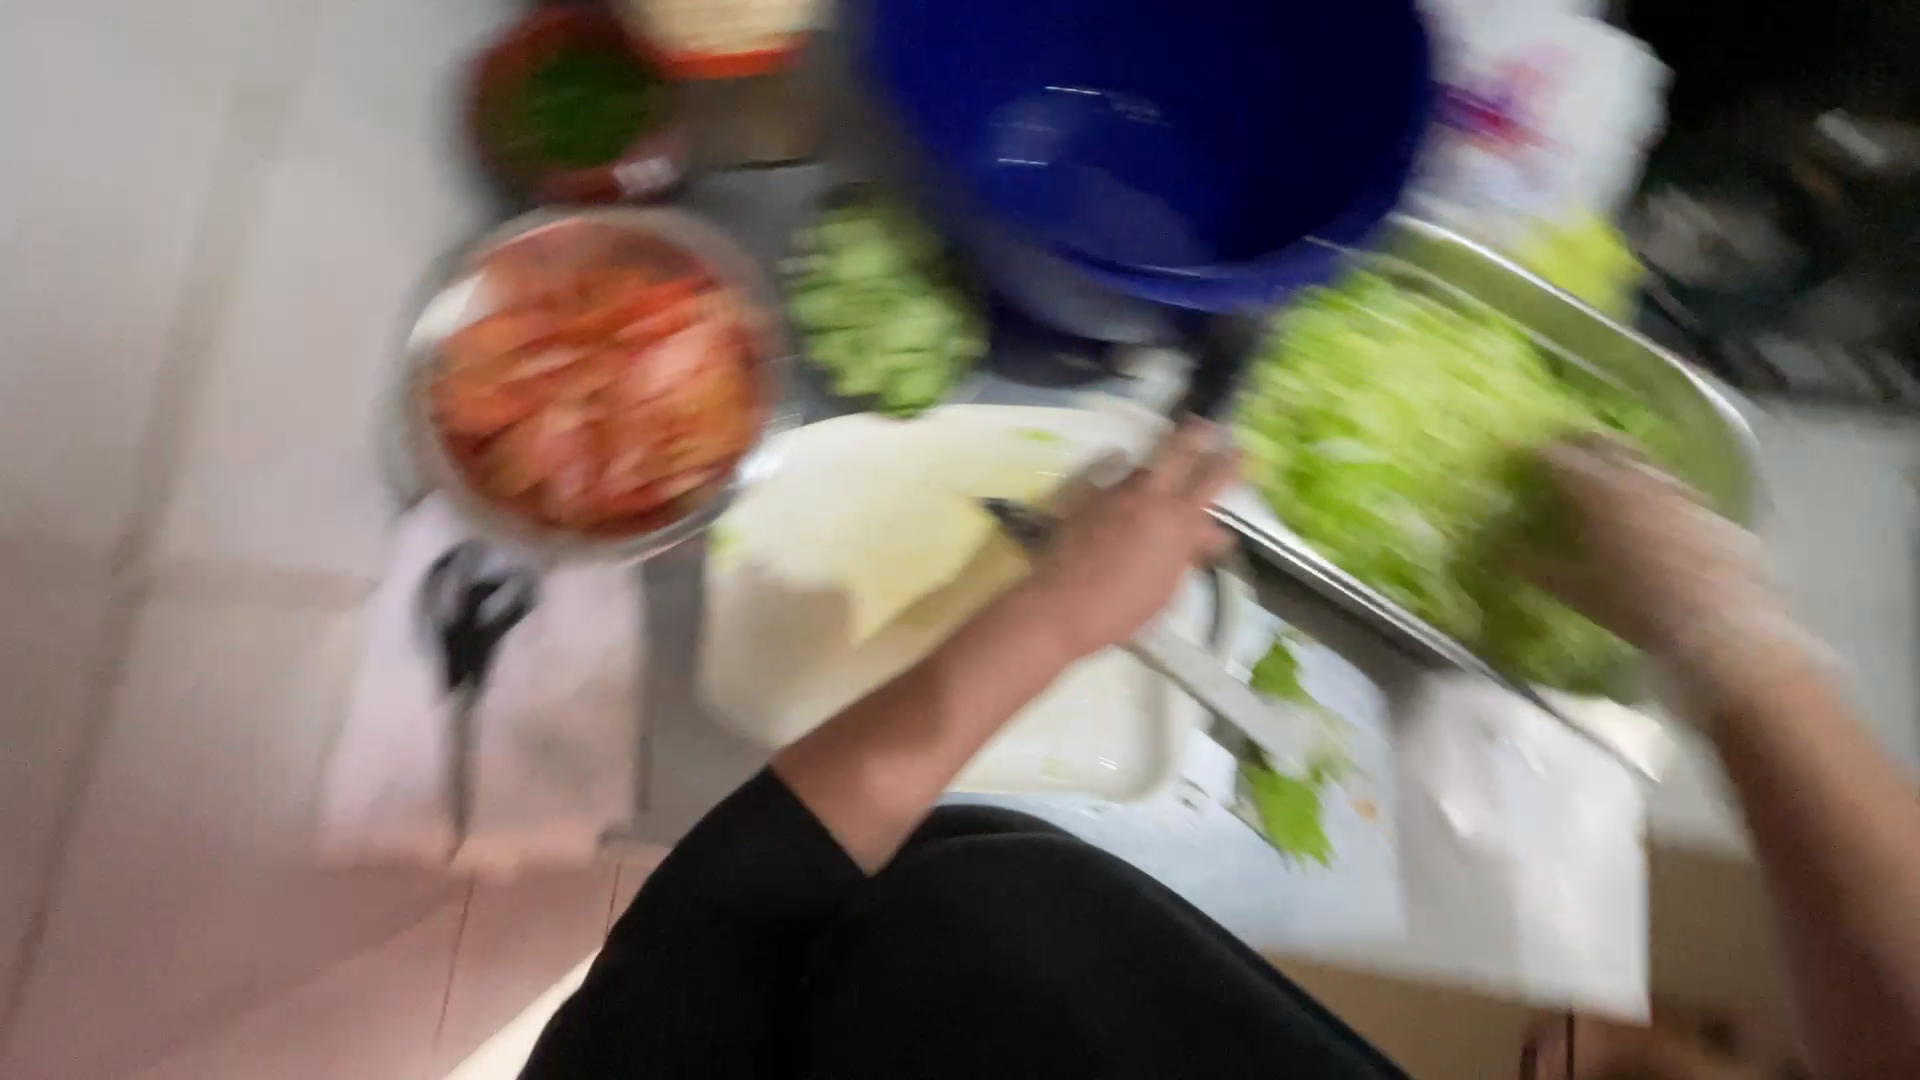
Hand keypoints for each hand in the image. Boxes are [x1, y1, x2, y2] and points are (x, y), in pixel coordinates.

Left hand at [1021, 420, 1238, 658]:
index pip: (1214, 481)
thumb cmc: (1123, 608)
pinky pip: (1106, 475)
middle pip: (1178, 451)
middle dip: (1196, 435)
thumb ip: (1188, 554)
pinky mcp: (1084, 497)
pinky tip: (1117, 460)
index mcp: (1178, 520)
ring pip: (1143, 467)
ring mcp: (1114, 493)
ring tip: (1165, 463)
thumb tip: (1209, 536)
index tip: (1243, 451)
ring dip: (1157, 466)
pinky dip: (1115, 468)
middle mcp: (1148, 496)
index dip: (1232, 464)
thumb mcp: (1168, 588)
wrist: (1062, 605)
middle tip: (1207, 425)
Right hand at [1527, 435, 1808, 715]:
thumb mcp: (1573, 591)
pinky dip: (1668, 493)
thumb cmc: (1636, 610)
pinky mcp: (1723, 522)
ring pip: (1656, 469)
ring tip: (1620, 463)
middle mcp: (1649, 490)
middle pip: (1618, 452)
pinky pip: (1687, 496)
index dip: (1548, 454)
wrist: (1723, 634)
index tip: (1531, 448)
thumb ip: (1534, 566)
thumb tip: (1498, 551)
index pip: (1568, 463)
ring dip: (1634, 462)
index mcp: (1605, 500)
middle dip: (1594, 442)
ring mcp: (1690, 503)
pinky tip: (1665, 505)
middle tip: (1576, 436)